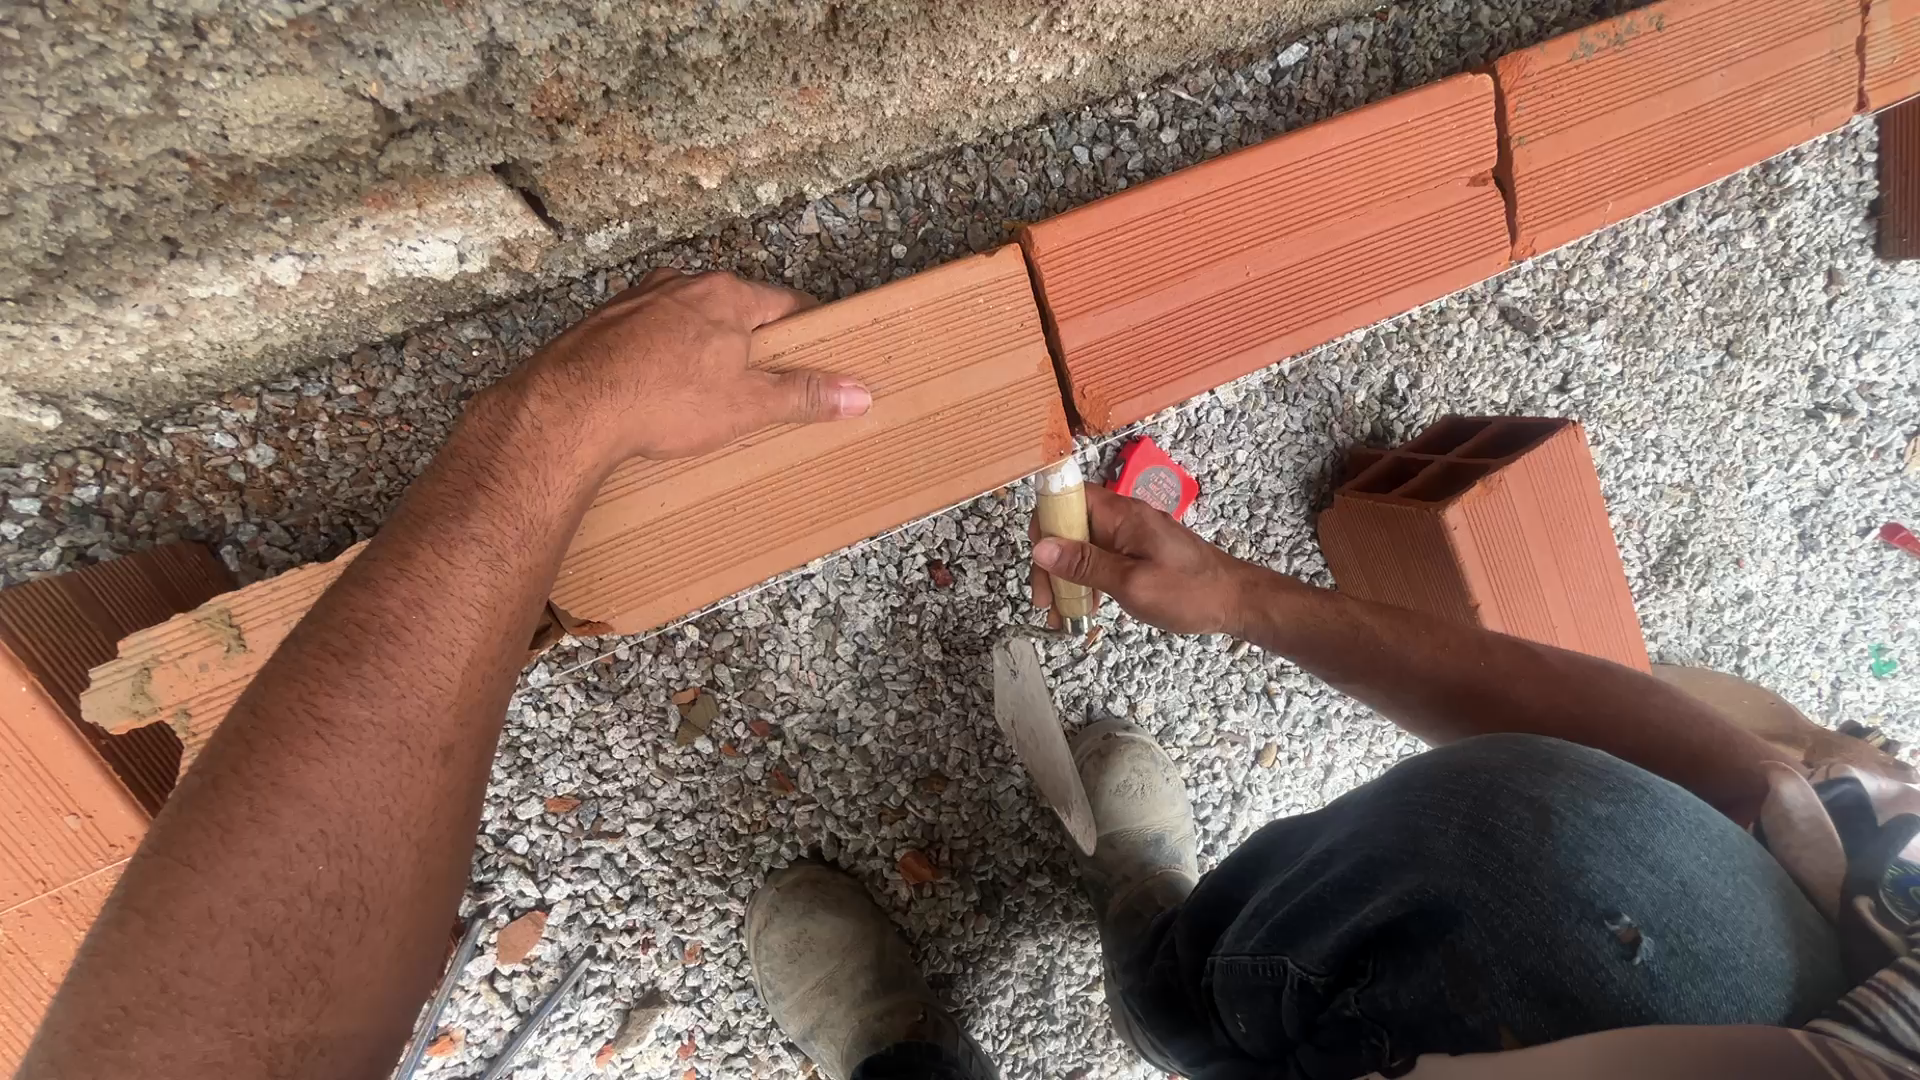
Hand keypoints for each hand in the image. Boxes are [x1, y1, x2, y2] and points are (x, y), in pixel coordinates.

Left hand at [512, 268, 870, 464]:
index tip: (817, 346)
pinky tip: (665, 387)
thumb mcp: (748, 404)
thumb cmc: (663, 399)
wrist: (572, 407)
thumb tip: (856, 394)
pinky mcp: (606, 323)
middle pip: (738, 309)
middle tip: (767, 377)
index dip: (806, 327)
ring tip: (714, 388)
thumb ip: (804, 395)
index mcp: (727, 296)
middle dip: (756, 340)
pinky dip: (668, 354)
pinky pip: (653, 333)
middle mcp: (683, 285)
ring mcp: (640, 300)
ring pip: (692, 318)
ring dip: (709, 345)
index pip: (786, 303)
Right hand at [1029, 483, 1252, 635]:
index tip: (1038, 560)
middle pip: (1069, 527)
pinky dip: (1086, 583)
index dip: (1044, 522)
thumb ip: (1085, 564)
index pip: (1067, 497)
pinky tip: (1083, 609)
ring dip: (1065, 579)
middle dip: (1050, 563)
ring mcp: (1129, 537)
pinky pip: (1099, 561)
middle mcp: (1122, 518)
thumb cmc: (1189, 592)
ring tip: (1061, 616)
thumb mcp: (1131, 582)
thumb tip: (1041, 548)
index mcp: (1121, 514)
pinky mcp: (1136, 555)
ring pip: (1081, 548)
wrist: (1237, 602)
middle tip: (1046, 602)